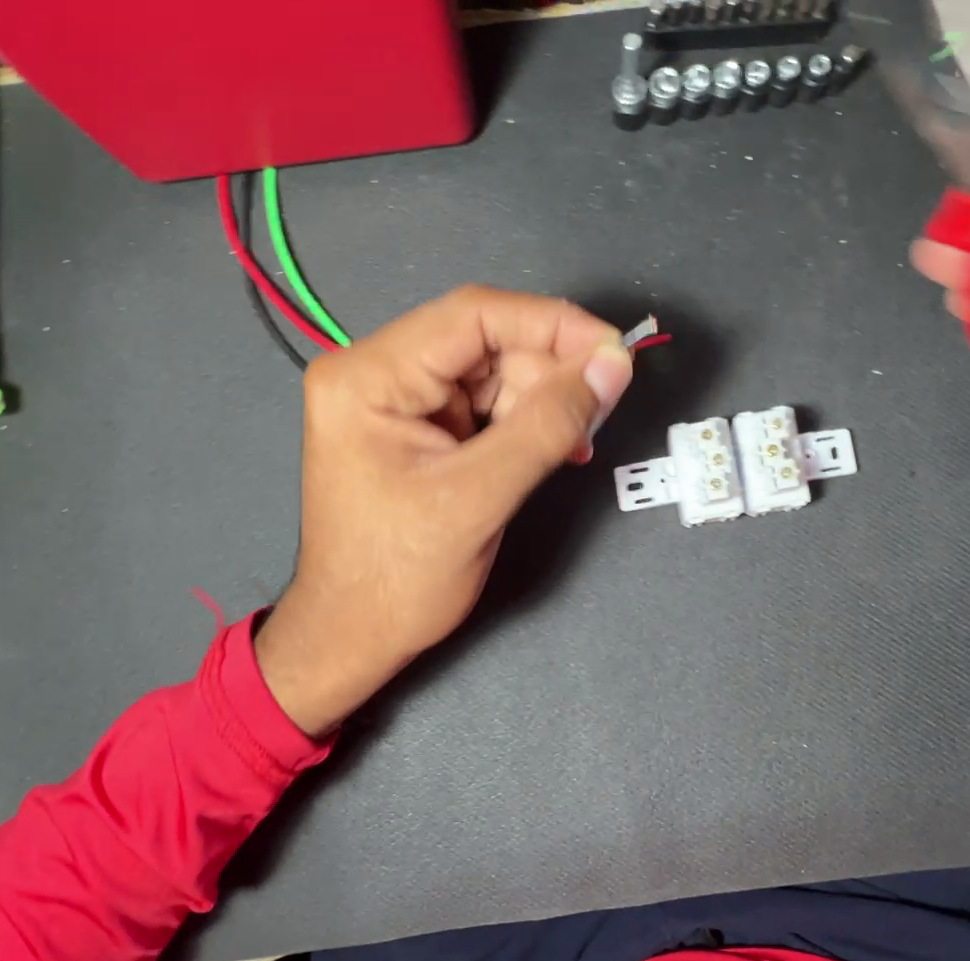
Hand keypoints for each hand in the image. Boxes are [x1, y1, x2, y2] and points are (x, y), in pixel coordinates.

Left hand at [255, 286, 634, 734]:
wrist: (355, 636)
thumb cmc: (399, 578)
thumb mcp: (478, 498)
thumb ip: (548, 426)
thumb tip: (614, 365)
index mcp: (369, 376)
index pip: (473, 316)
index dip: (552, 324)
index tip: (614, 350)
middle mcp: (378, 373)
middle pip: (487, 343)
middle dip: (551, 373)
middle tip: (599, 411)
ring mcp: (400, 401)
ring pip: (496, 373)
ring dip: (545, 402)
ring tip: (575, 443)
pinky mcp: (422, 429)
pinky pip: (489, 406)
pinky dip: (528, 423)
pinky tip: (557, 448)